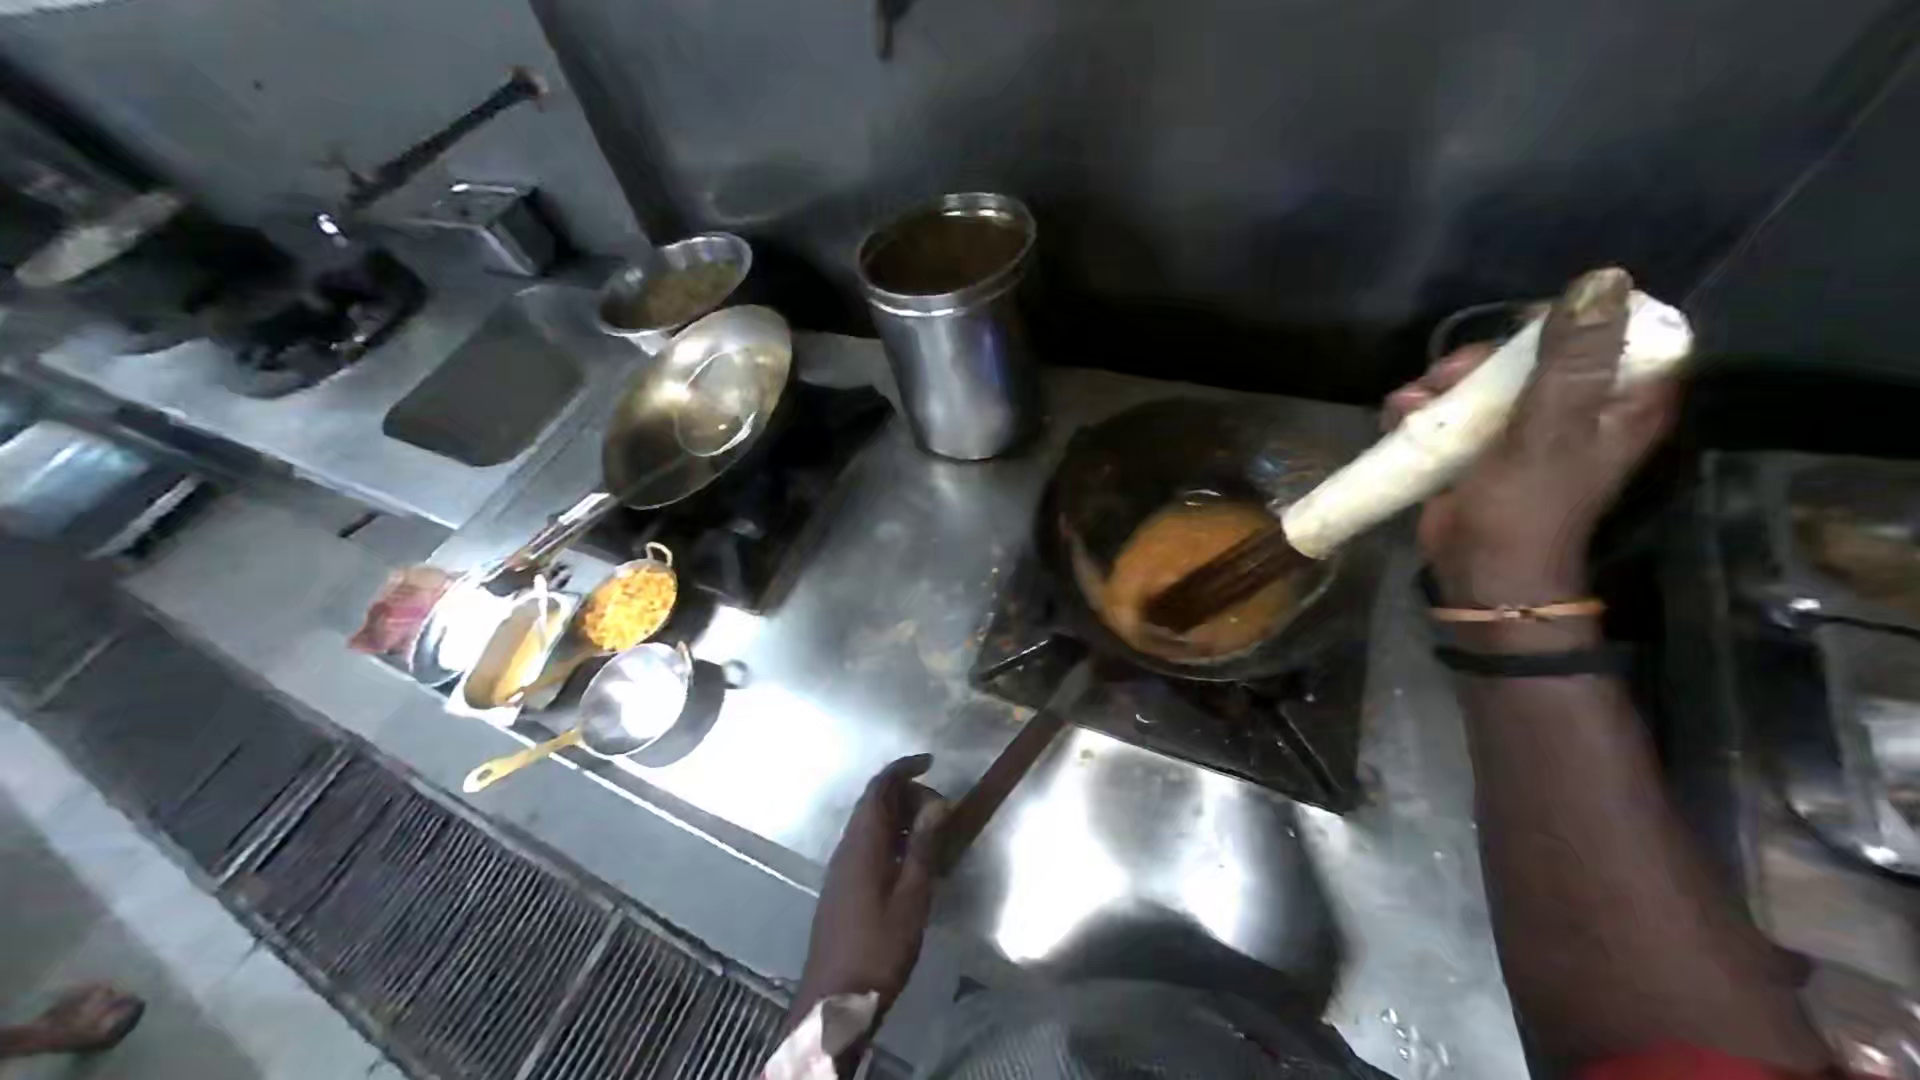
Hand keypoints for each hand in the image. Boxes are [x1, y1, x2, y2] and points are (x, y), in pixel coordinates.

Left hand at [797, 755, 947, 1014]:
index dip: (903, 769)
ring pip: (870, 825)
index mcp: (862, 843)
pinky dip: (890, 838)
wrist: (833, 1000)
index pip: (879, 788)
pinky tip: (911, 861)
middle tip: (940, 810)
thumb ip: (922, 846)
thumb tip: (937, 803)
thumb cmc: (878, 946)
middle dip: (907, 794)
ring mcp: (841, 868)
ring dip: (899, 817)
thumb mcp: (911, 896)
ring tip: (932, 832)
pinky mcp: (842, 887)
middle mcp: (846, 848)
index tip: (931, 762)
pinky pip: (867, 845)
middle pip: (874, 803)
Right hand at [1386, 268, 1679, 607]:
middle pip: (1528, 353)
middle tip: (1446, 378)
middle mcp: (1573, 407)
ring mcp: (1519, 428)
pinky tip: (1399, 421)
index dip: (1564, 320)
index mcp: (1617, 400)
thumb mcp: (1549, 428)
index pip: (1610, 333)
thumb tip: (1602, 279)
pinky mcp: (1475, 447)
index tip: (1515, 332)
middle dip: (1477, 361)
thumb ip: (1571, 359)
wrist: (1479, 568)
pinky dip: (1420, 412)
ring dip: (1436, 388)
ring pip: (1479, 381)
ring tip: (1409, 408)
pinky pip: (1449, 411)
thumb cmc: (1526, 505)